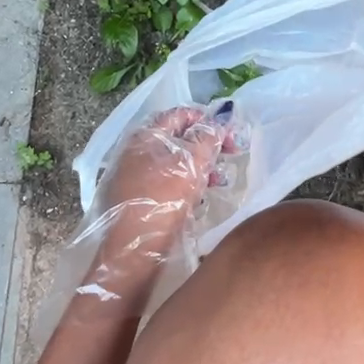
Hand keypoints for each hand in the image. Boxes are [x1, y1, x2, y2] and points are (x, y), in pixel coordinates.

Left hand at [77, 106, 235, 309]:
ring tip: (218, 183)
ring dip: (201, 169)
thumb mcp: (193, 162)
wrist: (131, 250)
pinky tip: (199, 201)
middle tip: (231, 157)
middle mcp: (135, 151)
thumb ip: (209, 136)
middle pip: (179, 138)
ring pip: (175, 163)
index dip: (209, 119)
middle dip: (208, 146)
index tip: (231, 133)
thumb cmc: (163, 198)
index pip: (181, 113)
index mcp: (146, 135)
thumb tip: (222, 114)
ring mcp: (132, 177)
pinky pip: (166, 184)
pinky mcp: (135, 200)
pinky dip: (185, 186)